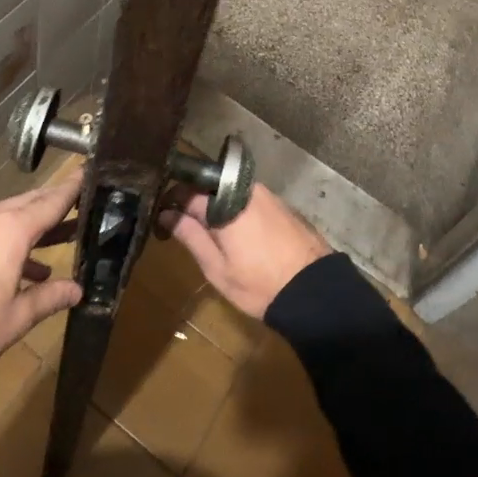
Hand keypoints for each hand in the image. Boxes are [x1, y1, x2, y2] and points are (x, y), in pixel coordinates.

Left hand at [0, 170, 84, 370]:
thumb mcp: (16, 317)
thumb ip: (49, 297)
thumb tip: (76, 290)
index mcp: (12, 231)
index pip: (52, 201)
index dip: (73, 188)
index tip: (89, 172)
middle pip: (30, 203)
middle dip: (55, 203)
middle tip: (80, 203)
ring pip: (9, 215)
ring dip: (33, 224)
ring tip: (59, 238)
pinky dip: (10, 239)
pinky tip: (23, 268)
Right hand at [158, 183, 331, 318]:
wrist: (314, 290)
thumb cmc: (259, 283)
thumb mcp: (217, 267)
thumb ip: (190, 235)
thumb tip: (166, 213)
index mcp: (225, 203)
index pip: (188, 191)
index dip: (172, 202)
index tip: (163, 218)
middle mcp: (245, 189)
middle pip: (211, 186)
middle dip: (195, 202)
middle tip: (184, 227)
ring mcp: (266, 195)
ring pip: (231, 192)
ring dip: (217, 206)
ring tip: (209, 233)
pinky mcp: (281, 204)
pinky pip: (249, 199)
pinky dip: (237, 210)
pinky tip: (236, 233)